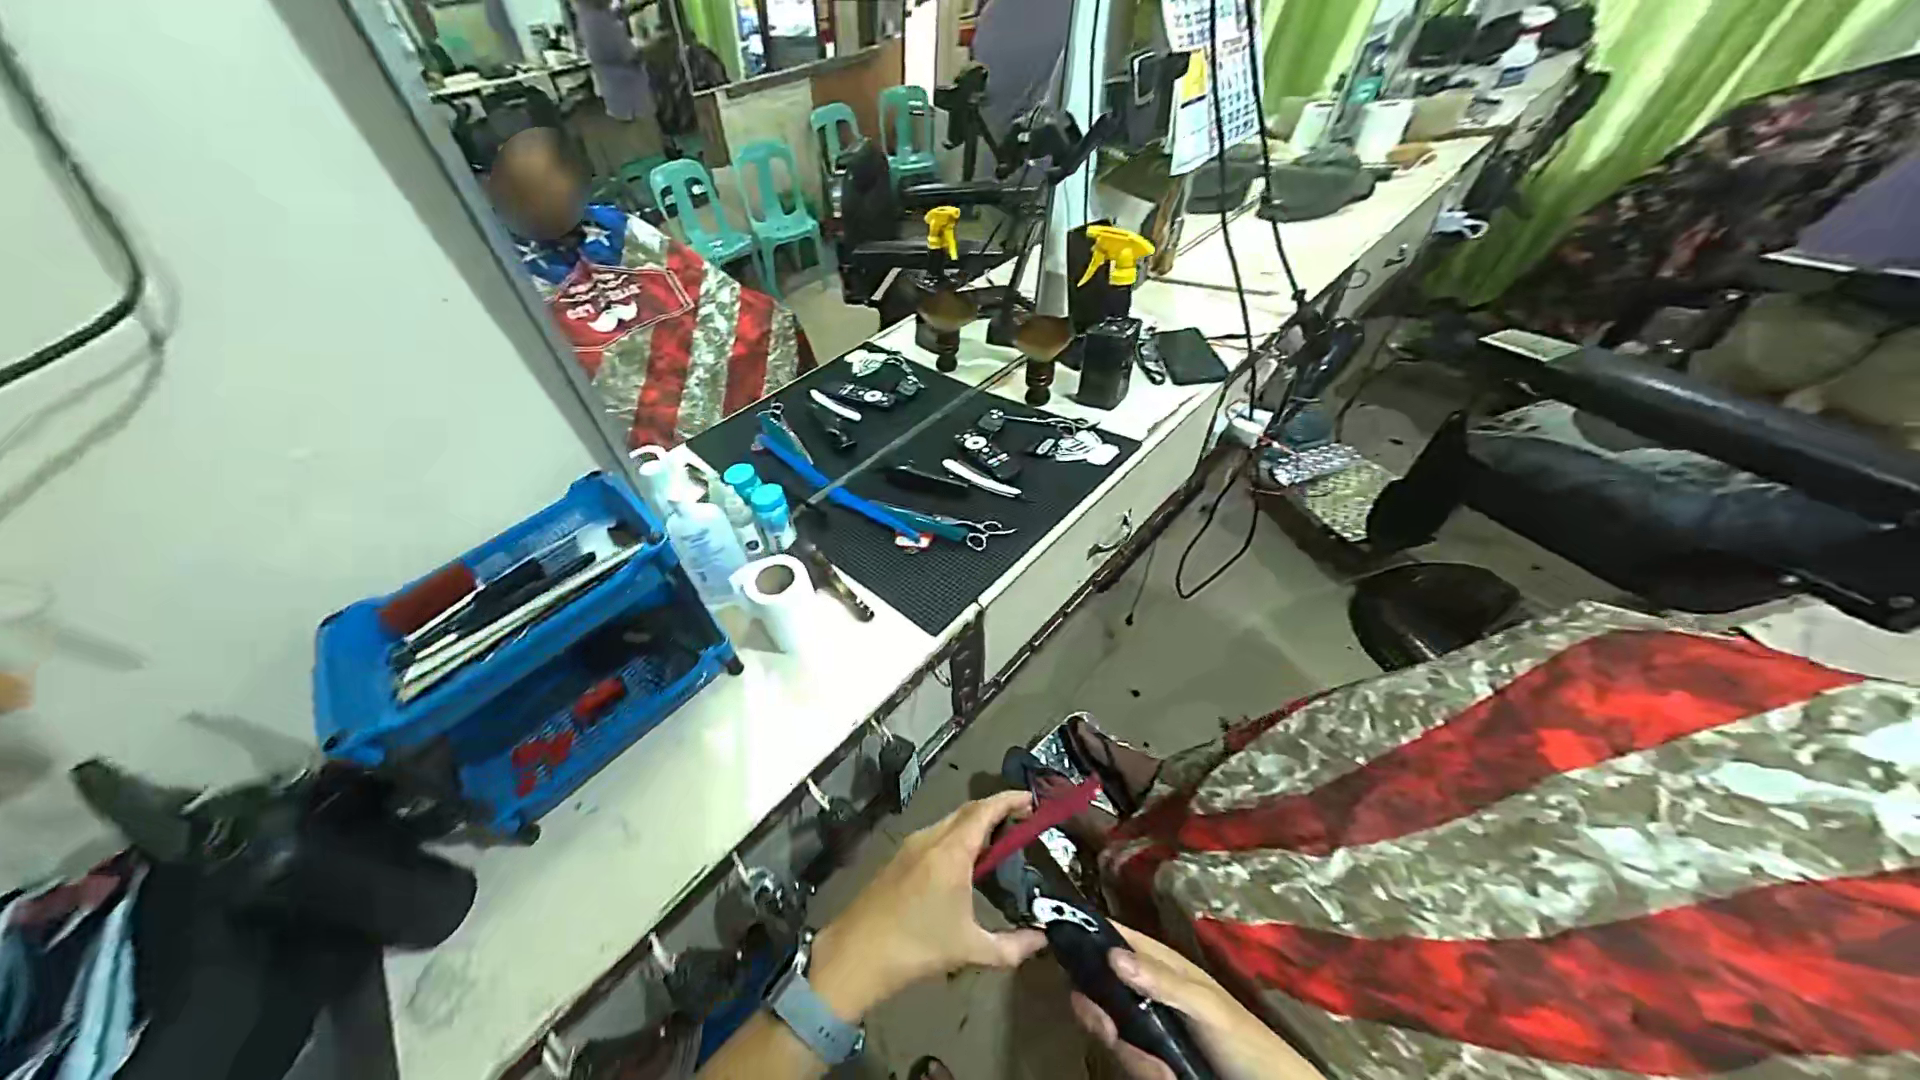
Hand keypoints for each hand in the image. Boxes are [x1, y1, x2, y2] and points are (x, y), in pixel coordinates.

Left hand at [809, 792, 1046, 1020]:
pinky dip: (957, 837)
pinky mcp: (898, 858)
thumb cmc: (916, 947)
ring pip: (950, 821)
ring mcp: (911, 846)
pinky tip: (964, 862)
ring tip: (997, 843)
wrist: (855, 956)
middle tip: (1021, 822)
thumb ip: (1011, 946)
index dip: (1010, 800)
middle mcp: (930, 838)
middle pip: (968, 810)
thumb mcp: (970, 949)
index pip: (985, 810)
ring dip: (975, 824)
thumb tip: (1041, 939)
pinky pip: (935, 834)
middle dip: (996, 810)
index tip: (1031, 799)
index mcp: (951, 850)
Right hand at [1070, 922, 1323, 1079]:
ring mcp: (1145, 1024)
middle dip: (1094, 1009)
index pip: (1109, 934)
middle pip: (1096, 984)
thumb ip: (1162, 980)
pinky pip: (1126, 1059)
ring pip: (1107, 1026)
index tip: (1050, 943)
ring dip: (1126, 1051)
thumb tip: (1111, 954)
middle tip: (1106, 1029)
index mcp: (1156, 961)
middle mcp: (1143, 987)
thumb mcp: (1206, 1006)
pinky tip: (1165, 1078)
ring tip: (1160, 1071)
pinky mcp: (1149, 1059)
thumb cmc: (1246, 1040)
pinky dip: (1140, 1070)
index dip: (1080, 933)